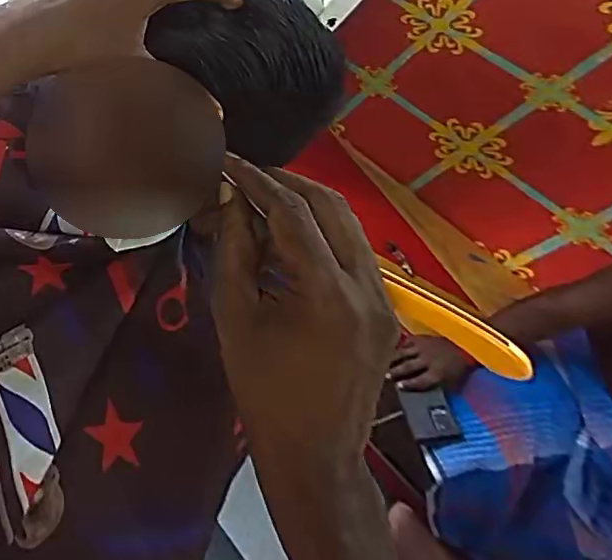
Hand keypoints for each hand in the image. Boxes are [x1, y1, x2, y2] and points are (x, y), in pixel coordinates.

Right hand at [212, 157, 396, 469]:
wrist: (313, 450)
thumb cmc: (261, 384)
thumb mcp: (233, 310)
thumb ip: (234, 246)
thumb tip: (232, 196)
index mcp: (326, 292)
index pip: (292, 211)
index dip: (255, 179)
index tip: (227, 161)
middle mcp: (366, 288)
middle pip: (330, 205)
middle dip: (284, 181)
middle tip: (244, 175)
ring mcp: (383, 298)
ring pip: (347, 222)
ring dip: (305, 202)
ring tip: (261, 197)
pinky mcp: (384, 308)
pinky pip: (352, 248)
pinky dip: (319, 228)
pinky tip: (286, 233)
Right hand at [389, 335, 475, 391]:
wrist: (464, 348)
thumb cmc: (458, 368)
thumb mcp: (452, 381)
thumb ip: (437, 385)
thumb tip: (424, 391)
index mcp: (437, 373)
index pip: (420, 381)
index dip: (408, 384)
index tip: (398, 386)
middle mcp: (427, 360)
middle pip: (408, 367)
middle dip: (396, 372)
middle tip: (386, 375)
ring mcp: (422, 348)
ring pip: (403, 353)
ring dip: (394, 359)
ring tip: (386, 363)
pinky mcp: (419, 338)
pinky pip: (406, 343)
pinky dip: (399, 348)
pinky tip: (394, 351)